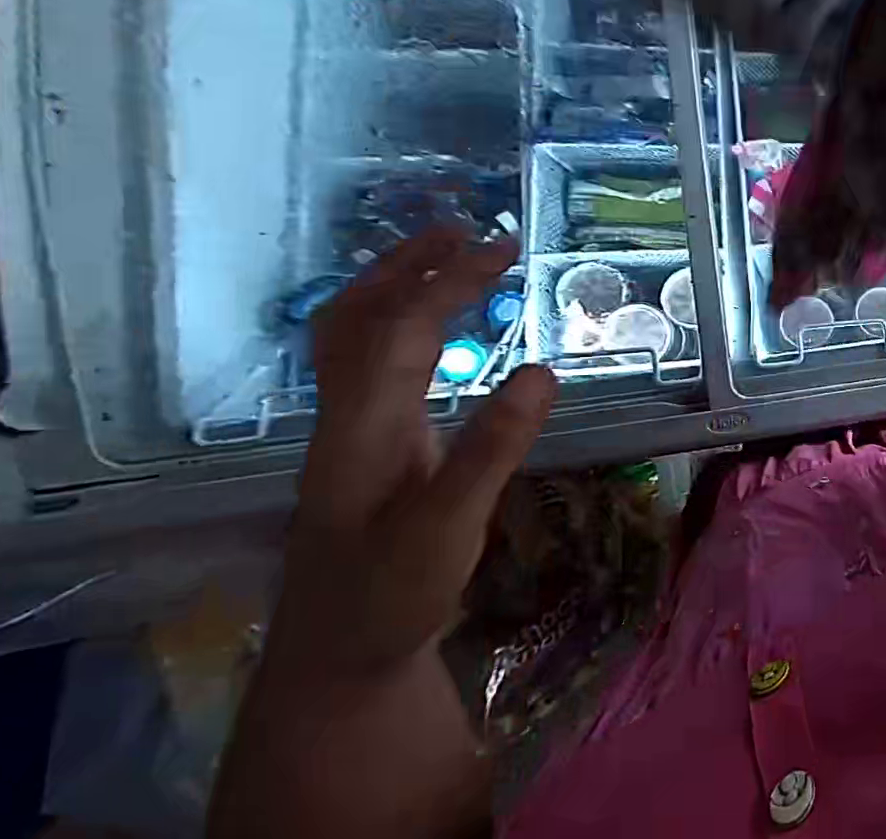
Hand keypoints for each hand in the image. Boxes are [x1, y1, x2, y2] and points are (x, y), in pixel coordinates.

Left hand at [272, 227, 556, 680]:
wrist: (340, 653)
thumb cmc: (392, 592)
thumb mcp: (449, 526)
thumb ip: (493, 448)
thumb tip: (545, 371)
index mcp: (364, 427)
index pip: (403, 331)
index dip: (450, 283)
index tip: (504, 249)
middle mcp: (346, 415)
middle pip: (357, 318)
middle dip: (408, 265)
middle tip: (465, 232)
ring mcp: (350, 429)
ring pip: (353, 338)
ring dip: (396, 286)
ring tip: (447, 259)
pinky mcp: (366, 444)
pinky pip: (372, 363)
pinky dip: (400, 323)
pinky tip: (436, 330)